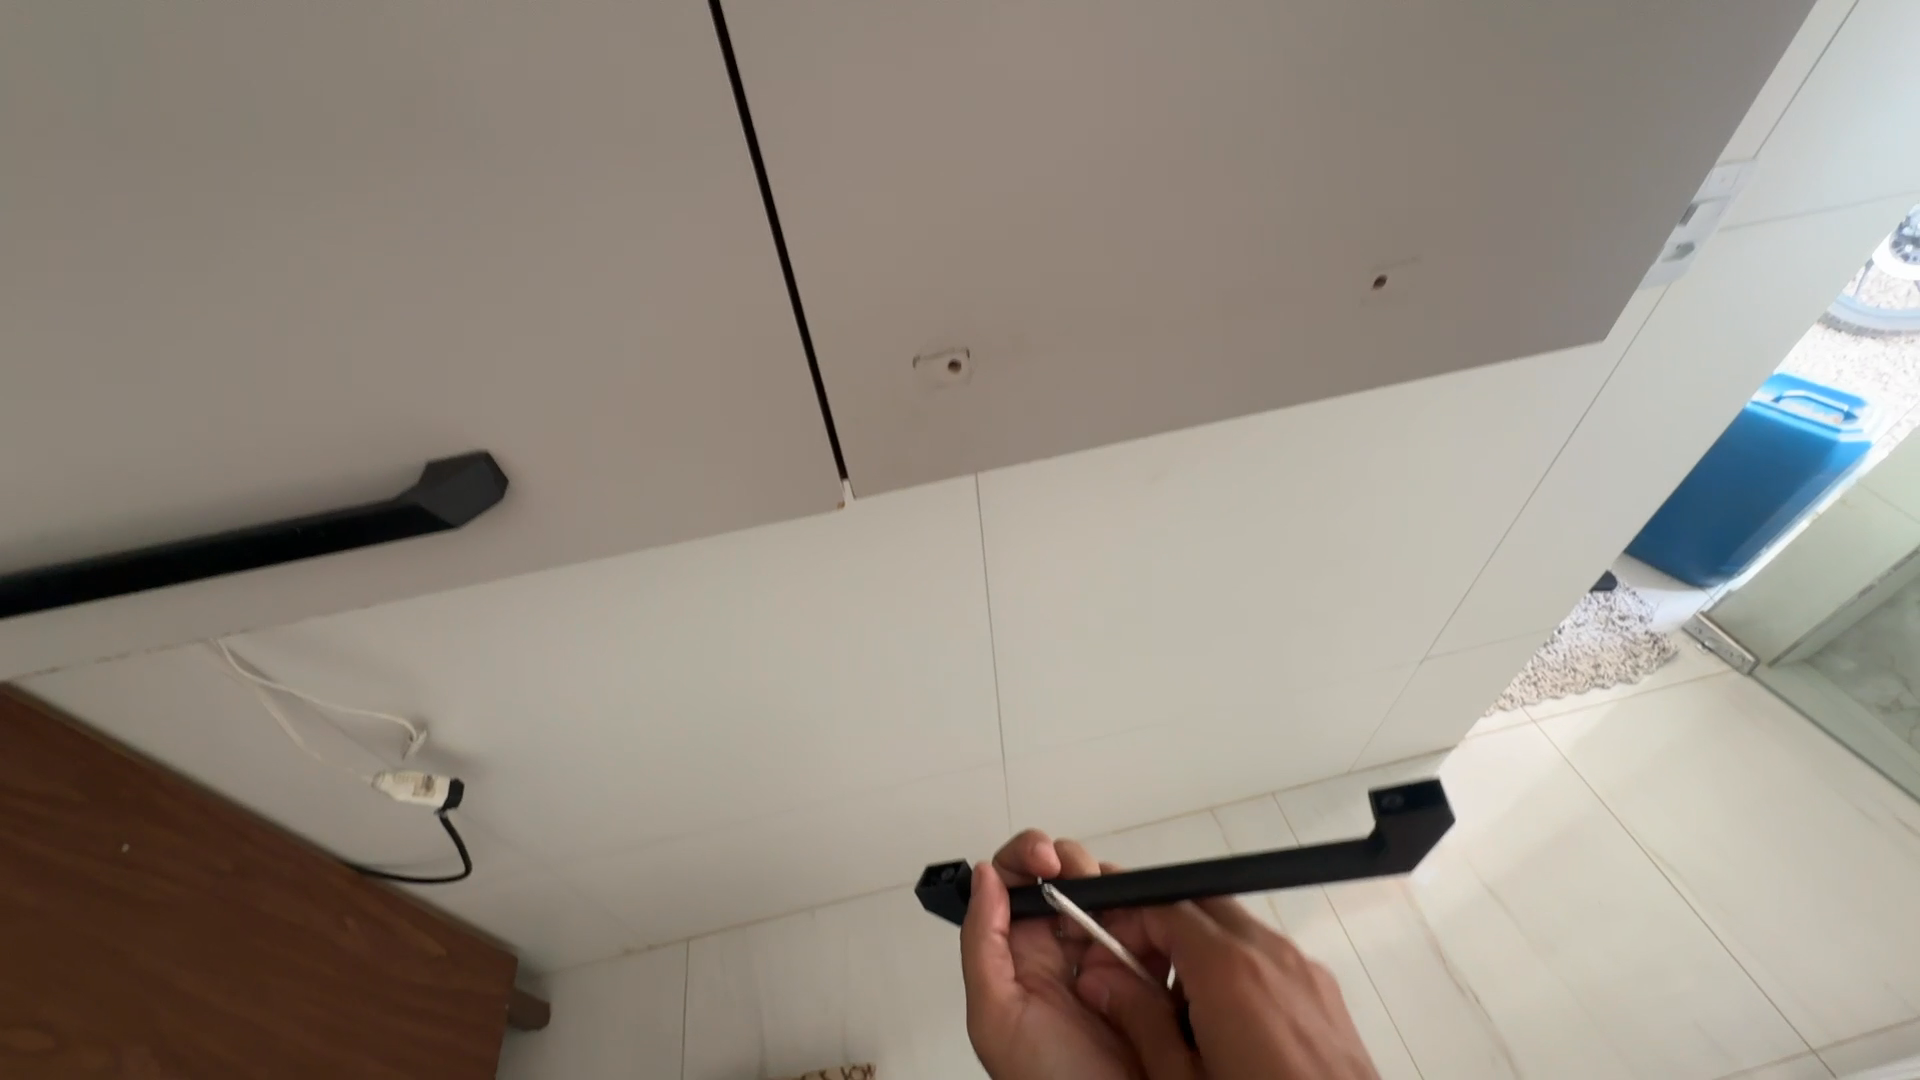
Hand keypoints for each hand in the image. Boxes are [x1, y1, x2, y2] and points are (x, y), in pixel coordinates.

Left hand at [960, 830, 1166, 1079]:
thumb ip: (982, 943)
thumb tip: (984, 874)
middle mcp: (1064, 944)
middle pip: (1067, 874)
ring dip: (1118, 887)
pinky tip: (1154, 924)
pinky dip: (1157, 913)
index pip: (1017, 878)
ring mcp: (1111, 956)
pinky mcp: (1152, 973)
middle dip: (1075, 863)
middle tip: (1085, 883)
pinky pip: (1156, 926)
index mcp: (1021, 947)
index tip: (1047, 860)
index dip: (1029, 855)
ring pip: (1113, 893)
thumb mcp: (996, 1019)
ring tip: (1123, 911)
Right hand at [1074, 898, 1378, 1079]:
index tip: (1105, 953)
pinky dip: (1236, 966)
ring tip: (1180, 1009)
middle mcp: (1269, 951)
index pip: (1160, 905)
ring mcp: (1304, 968)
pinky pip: (1268, 955)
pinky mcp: (1327, 993)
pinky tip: (1228, 1025)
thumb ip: (1139, 1019)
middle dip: (1160, 925)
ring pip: (1234, 926)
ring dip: (1198, 946)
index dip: (1125, 922)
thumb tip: (1099, 978)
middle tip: (1136, 973)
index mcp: (1227, 967)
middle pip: (1198, 903)